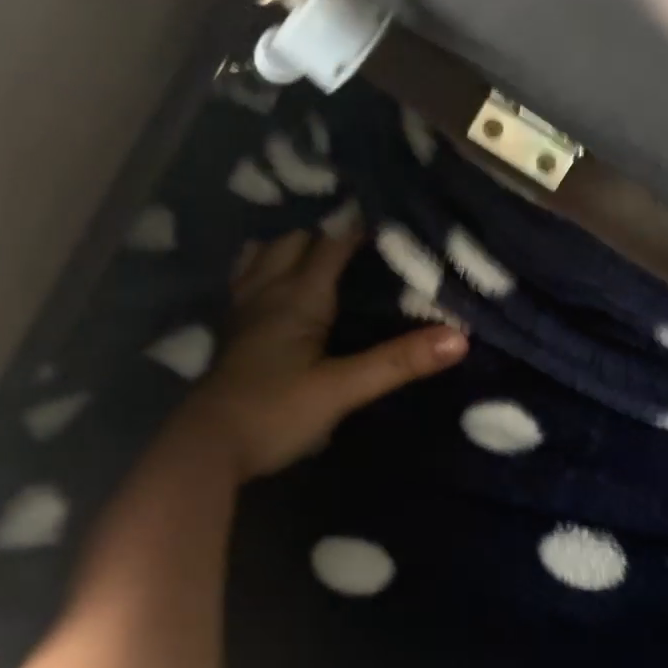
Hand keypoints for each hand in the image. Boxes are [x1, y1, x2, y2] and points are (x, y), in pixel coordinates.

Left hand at [175, 227, 467, 480]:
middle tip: (360, 241)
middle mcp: (267, 293)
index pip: (330, 245)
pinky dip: (264, 270)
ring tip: (317, 251)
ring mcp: (243, 312)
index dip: (357, 229)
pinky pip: (248, 282)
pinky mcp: (232, 334)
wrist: (208, 447)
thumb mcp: (344, 390)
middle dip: (324, 234)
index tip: (389, 221)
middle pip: (292, 243)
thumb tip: (459, 337)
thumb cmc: (277, 413)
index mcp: (297, 297)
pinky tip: (275, 286)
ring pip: (262, 258)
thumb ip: (398, 362)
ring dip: (288, 247)